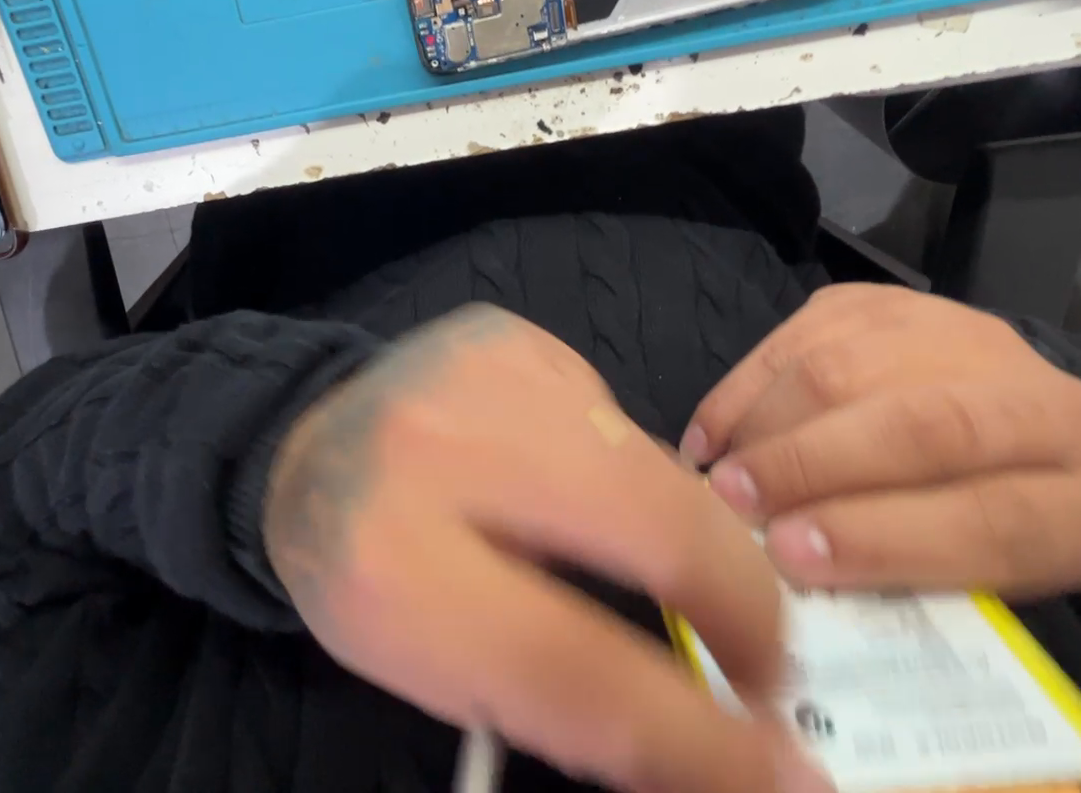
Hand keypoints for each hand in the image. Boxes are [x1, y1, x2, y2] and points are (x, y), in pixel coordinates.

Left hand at [265, 304, 829, 792]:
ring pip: (655, 463)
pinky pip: (616, 412)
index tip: (776, 772)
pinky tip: (584, 482)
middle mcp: (437, 449)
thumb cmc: (367, 571)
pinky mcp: (509, 332)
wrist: (304, 441)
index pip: (573, 669)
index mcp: (393, 569)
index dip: (695, 740)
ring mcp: (481, 371)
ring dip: (693, 534)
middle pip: (652, 526)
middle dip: (741, 606)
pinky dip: (627, 466)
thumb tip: (713, 747)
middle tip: (760, 660)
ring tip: (677, 573)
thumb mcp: (430, 661)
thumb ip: (566, 702)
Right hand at [682, 284, 1080, 599]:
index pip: (994, 520)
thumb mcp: (969, 580)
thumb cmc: (972, 526)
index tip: (788, 555)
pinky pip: (799, 334)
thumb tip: (783, 557)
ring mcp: (959, 334)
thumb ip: (902, 573)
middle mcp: (1042, 401)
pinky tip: (711, 433)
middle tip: (732, 502)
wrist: (998, 428)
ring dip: (763, 423)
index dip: (882, 538)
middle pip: (916, 422)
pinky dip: (742, 387)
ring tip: (713, 471)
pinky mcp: (887, 302)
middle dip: (807, 464)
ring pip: (845, 366)